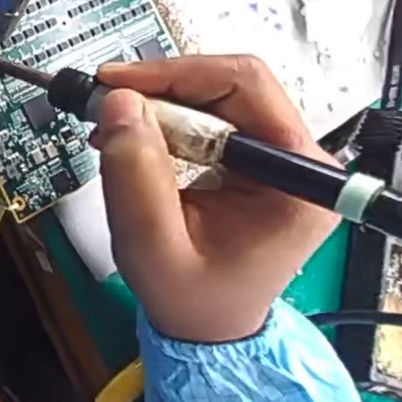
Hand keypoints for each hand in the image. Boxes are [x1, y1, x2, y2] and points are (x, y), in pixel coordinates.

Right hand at [93, 55, 337, 341]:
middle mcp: (297, 161)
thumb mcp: (151, 242)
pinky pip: (202, 117)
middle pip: (228, 84)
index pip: (242, 86)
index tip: (114, 85)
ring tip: (112, 129)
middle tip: (105, 105)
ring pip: (211, 97)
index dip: (172, 76)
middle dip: (158, 88)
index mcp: (295, 181)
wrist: (206, 325)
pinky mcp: (249, 160)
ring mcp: (275, 159)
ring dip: (154, 104)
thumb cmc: (189, 296)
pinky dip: (158, 119)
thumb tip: (120, 103)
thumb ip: (135, 173)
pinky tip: (130, 138)